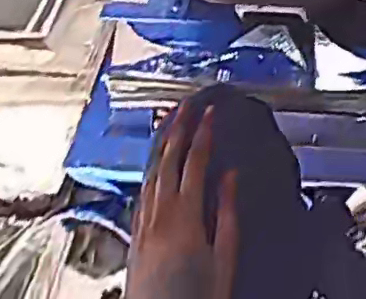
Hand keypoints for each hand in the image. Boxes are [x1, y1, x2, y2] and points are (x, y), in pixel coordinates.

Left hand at [128, 104, 239, 298]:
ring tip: (169, 122)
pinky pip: (143, 191)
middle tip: (187, 104)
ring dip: (162, 142)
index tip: (210, 112)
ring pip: (151, 171)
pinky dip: (151, 169)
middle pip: (168, 158)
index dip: (203, 132)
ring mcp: (144, 224)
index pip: (195, 160)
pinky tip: (154, 165)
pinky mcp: (135, 238)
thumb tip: (230, 177)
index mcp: (185, 215)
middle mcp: (159, 214)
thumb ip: (227, 214)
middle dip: (178, 126)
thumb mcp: (224, 261)